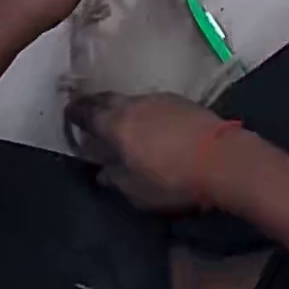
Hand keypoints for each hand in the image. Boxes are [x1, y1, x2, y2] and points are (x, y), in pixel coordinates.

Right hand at [70, 92, 235, 212]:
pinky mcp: (180, 100)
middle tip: (86, 109)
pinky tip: (148, 122)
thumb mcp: (135, 190)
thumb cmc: (172, 179)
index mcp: (118, 124)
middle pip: (109, 99)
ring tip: (118, 119)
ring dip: (121, 107)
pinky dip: (142, 110)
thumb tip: (102, 171)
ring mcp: (160, 98)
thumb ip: (115, 177)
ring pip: (132, 99)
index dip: (76, 113)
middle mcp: (135, 104)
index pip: (89, 113)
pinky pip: (152, 102)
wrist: (220, 157)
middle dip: (95, 103)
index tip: (68, 113)